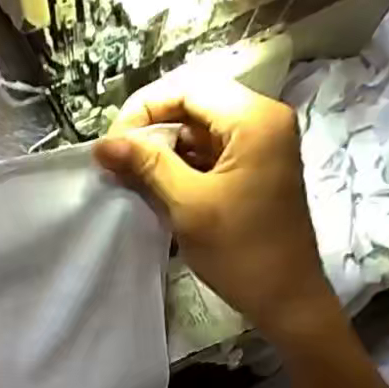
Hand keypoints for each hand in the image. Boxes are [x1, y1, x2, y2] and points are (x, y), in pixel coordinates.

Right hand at [94, 75, 345, 343]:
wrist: (287, 299)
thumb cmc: (242, 253)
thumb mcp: (188, 205)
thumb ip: (147, 166)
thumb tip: (102, 144)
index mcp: (254, 119)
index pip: (188, 88)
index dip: (143, 110)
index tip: (113, 145)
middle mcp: (263, 120)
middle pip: (194, 104)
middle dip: (152, 129)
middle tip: (119, 160)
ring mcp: (262, 144)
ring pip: (200, 129)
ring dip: (165, 149)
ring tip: (133, 176)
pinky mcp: (256, 168)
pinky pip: (211, 151)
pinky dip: (183, 164)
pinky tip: (158, 186)